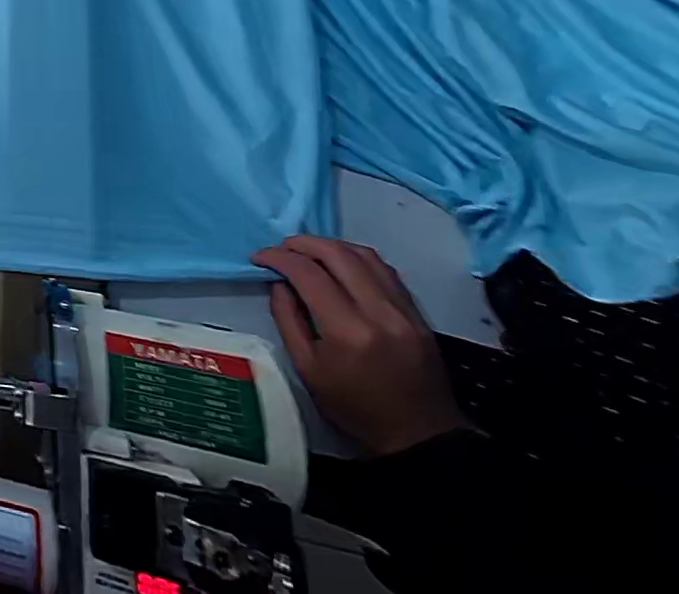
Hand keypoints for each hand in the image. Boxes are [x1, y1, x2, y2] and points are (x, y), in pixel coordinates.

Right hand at [251, 234, 468, 455]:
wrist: (419, 435)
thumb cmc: (353, 407)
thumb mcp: (307, 368)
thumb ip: (288, 319)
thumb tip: (279, 283)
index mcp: (348, 331)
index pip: (308, 274)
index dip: (279, 258)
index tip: (259, 257)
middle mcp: (379, 312)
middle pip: (338, 254)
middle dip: (303, 243)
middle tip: (281, 248)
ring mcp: (403, 309)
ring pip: (365, 255)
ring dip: (331, 246)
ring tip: (308, 252)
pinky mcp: (417, 312)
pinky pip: (385, 269)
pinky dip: (356, 258)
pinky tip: (340, 265)